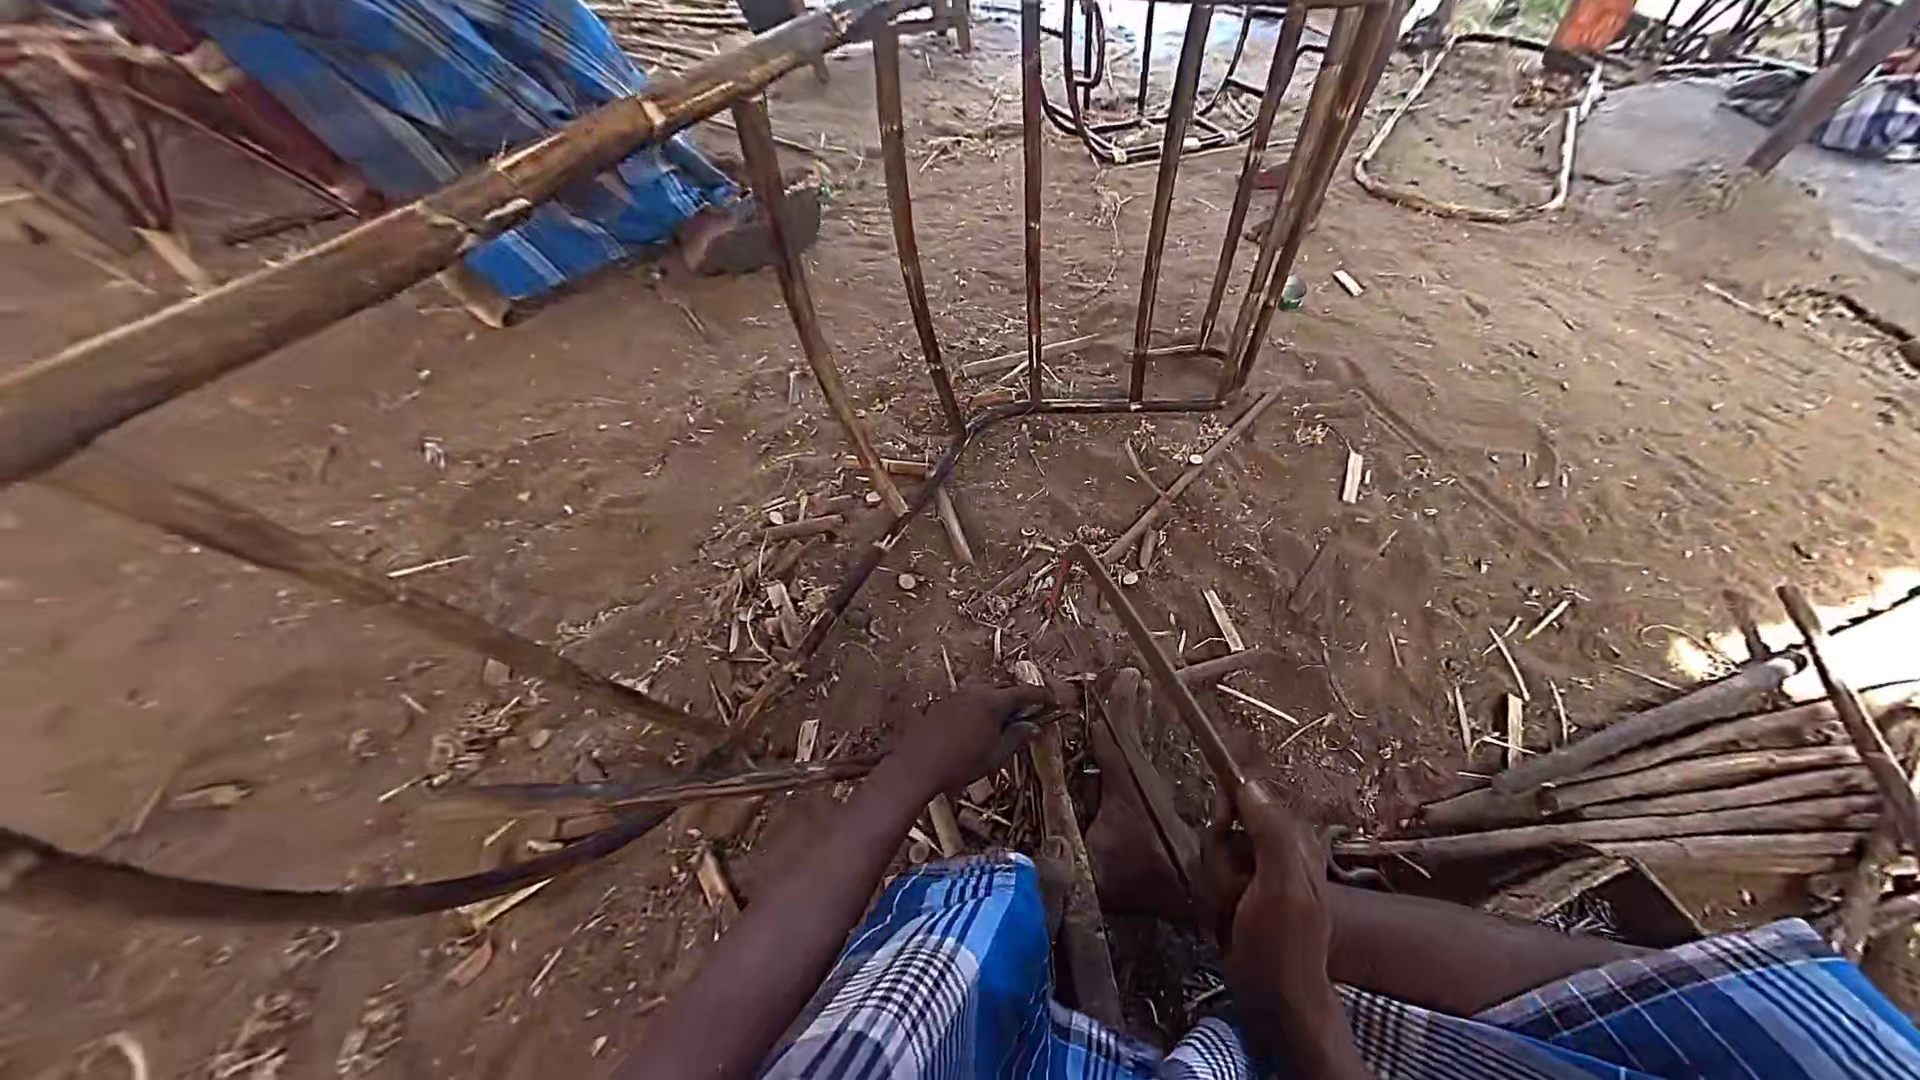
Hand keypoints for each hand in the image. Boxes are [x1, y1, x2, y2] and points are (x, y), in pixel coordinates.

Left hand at [888, 682, 1051, 796]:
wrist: (916, 766)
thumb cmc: (959, 765)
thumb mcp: (995, 757)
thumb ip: (1016, 738)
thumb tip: (1033, 726)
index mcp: (993, 702)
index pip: (1025, 692)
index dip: (1042, 696)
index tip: (1053, 702)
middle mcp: (976, 691)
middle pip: (1005, 688)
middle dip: (1020, 698)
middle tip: (1031, 713)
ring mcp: (958, 695)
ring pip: (987, 691)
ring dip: (1000, 701)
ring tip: (1006, 721)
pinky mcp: (944, 702)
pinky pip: (971, 697)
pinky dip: (983, 705)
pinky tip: (982, 725)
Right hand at [1215, 780, 1333, 1004]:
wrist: (1276, 1006)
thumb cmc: (1282, 946)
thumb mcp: (1282, 887)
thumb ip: (1271, 833)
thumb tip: (1249, 783)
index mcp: (1293, 842)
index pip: (1247, 798)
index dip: (1228, 809)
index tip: (1222, 825)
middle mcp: (1273, 853)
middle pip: (1221, 829)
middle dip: (1218, 859)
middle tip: (1234, 890)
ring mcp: (1253, 876)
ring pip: (1210, 854)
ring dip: (1212, 884)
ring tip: (1230, 913)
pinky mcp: (1236, 895)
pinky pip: (1207, 878)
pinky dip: (1209, 899)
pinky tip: (1222, 922)